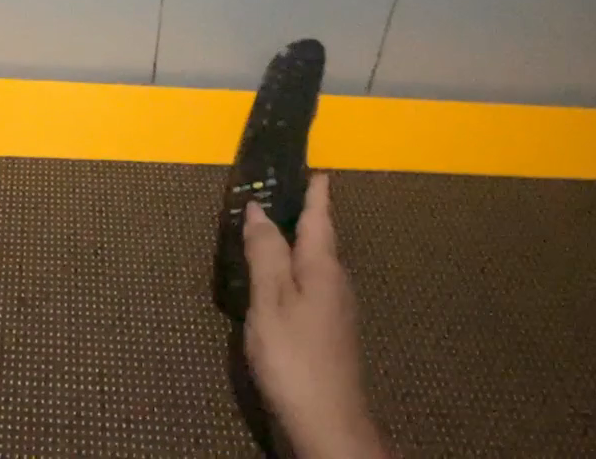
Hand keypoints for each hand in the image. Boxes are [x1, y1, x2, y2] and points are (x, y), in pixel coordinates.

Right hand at [242, 174, 387, 458]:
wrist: (328, 426)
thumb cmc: (295, 356)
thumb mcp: (271, 299)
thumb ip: (265, 253)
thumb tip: (260, 209)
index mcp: (322, 267)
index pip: (320, 218)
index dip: (316, 193)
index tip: (316, 168)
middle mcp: (335, 282)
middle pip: (320, 239)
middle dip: (305, 215)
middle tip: (283, 191)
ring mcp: (335, 310)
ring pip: (315, 263)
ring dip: (297, 243)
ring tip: (274, 228)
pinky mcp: (328, 333)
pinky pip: (310, 285)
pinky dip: (294, 270)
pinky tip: (277, 279)